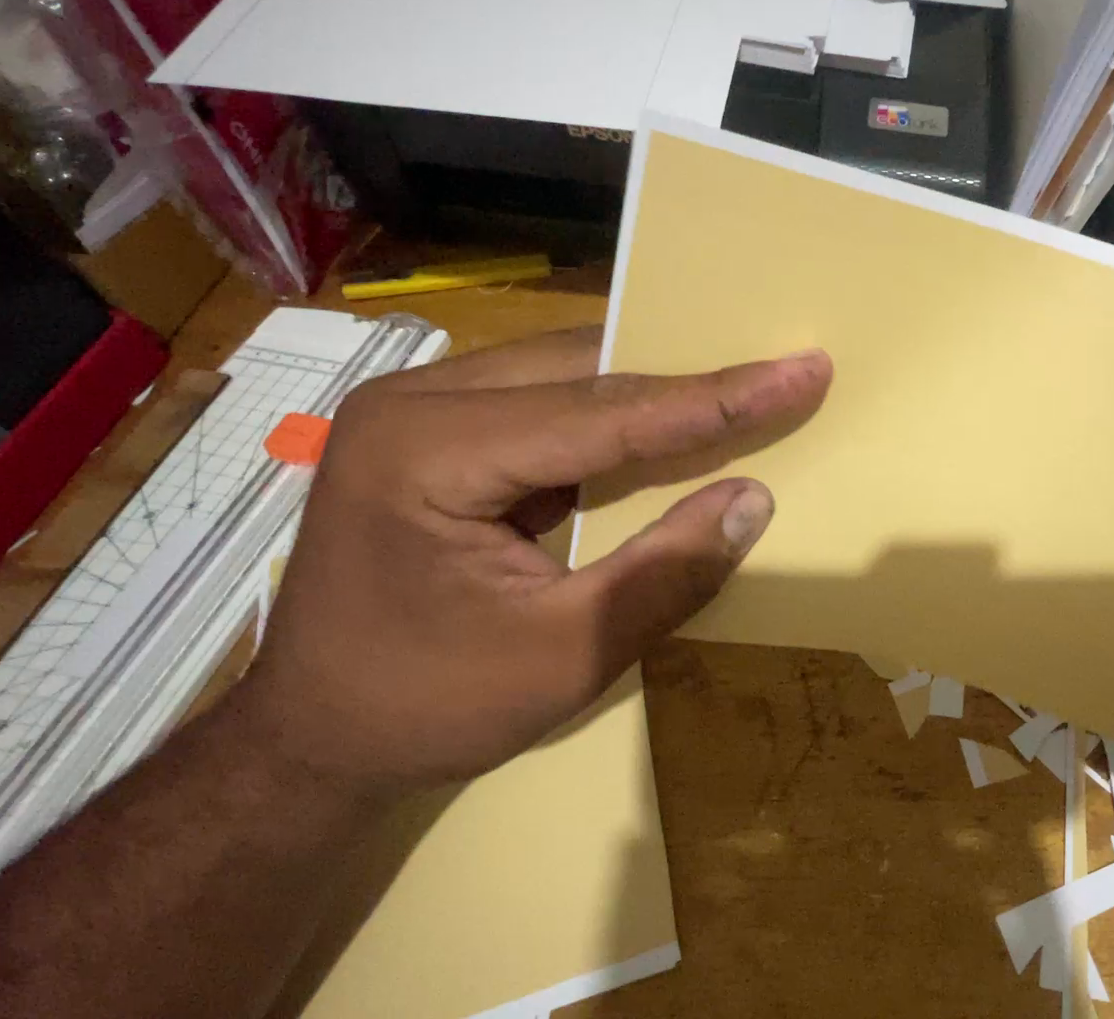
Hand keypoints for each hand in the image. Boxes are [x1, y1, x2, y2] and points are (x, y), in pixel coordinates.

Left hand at [233, 327, 832, 795]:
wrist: (311, 742)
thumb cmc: (426, 707)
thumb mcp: (563, 655)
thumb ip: (664, 572)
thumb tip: (755, 498)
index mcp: (429, 450)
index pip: (607, 412)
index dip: (717, 398)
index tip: (802, 371)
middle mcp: (415, 404)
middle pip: (587, 374)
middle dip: (692, 381)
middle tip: (785, 375)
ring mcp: (420, 414)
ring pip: (570, 377)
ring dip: (658, 394)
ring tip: (744, 394)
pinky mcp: (438, 436)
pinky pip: (549, 406)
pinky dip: (620, 420)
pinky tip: (671, 429)